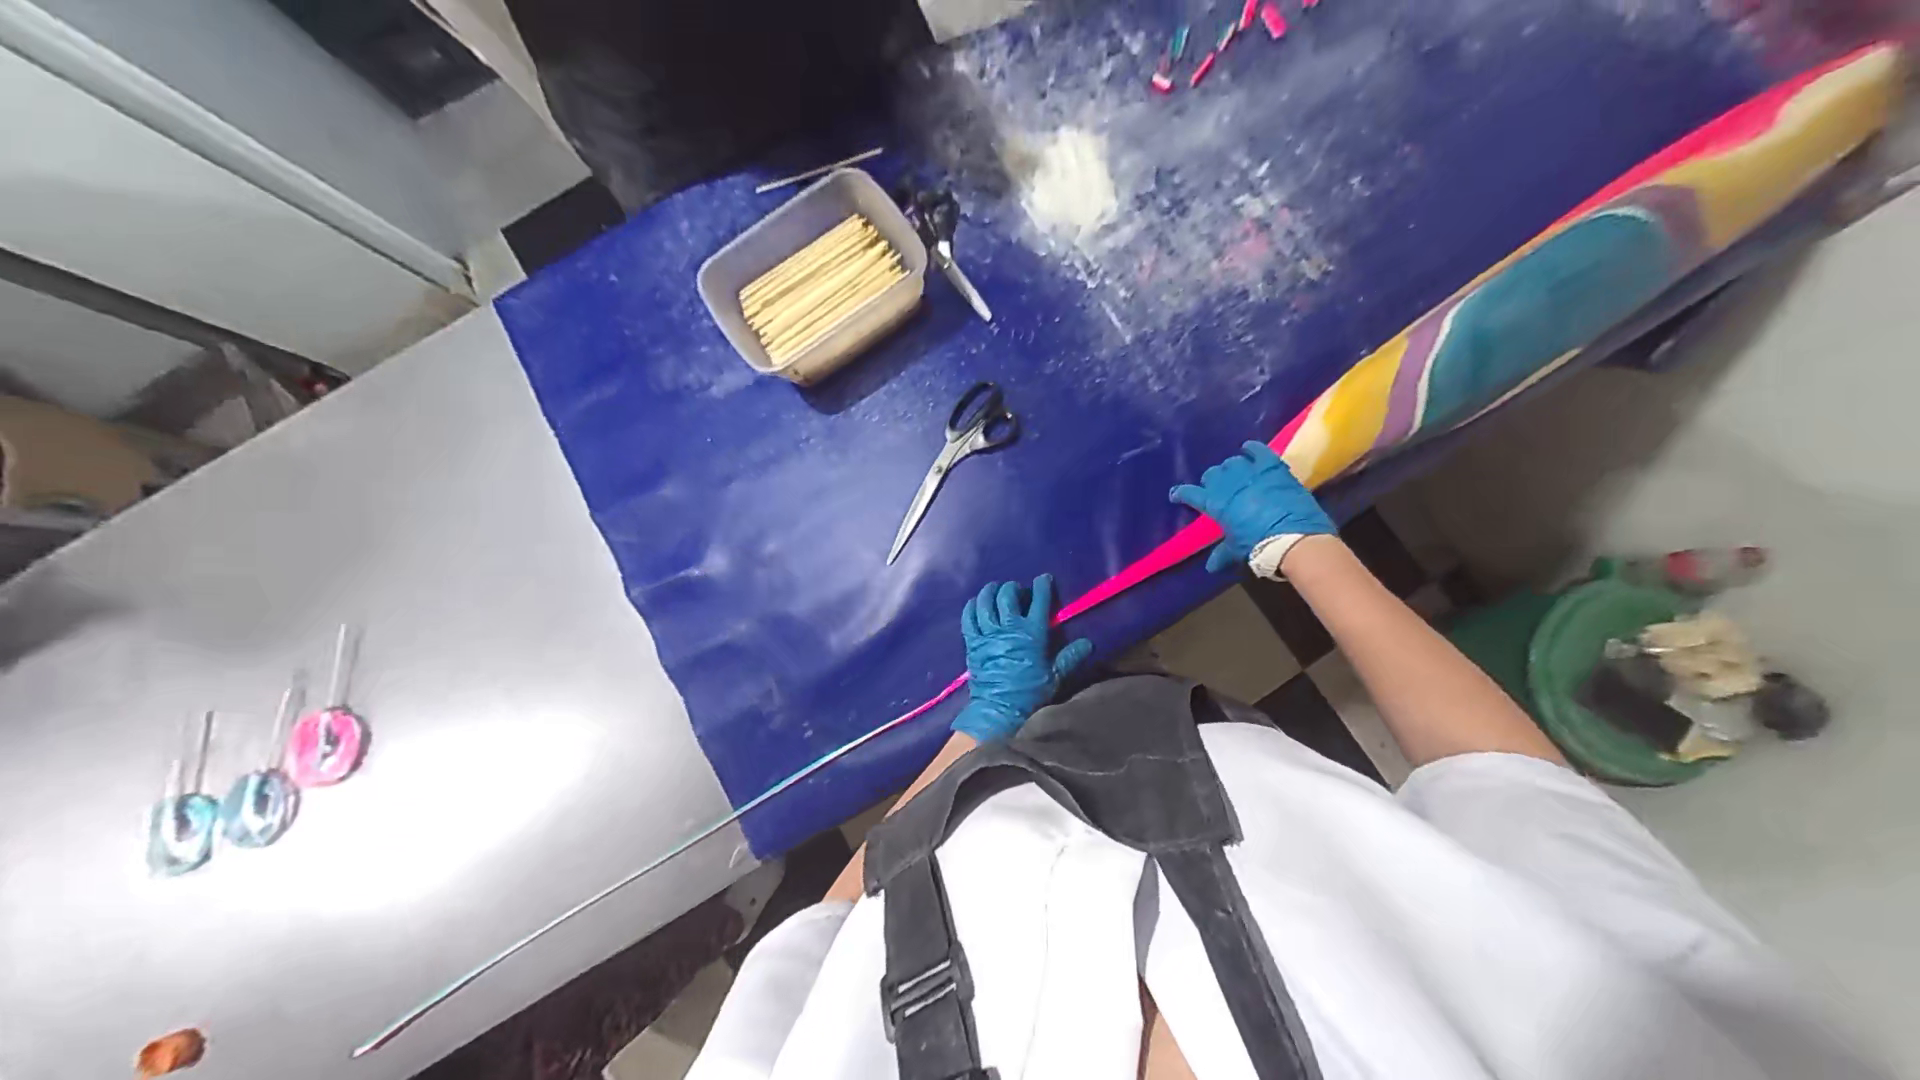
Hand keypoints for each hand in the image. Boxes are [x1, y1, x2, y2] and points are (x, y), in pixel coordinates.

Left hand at [953, 574, 1092, 741]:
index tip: (1043, 579)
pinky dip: (972, 606)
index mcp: (1032, 633)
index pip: (1039, 600)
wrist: (999, 710)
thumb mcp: (1055, 676)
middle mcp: (1009, 627)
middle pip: (1008, 595)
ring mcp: (988, 633)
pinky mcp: (972, 642)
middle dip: (1013, 588)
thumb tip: (1088, 643)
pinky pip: (968, 617)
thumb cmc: (1030, 693)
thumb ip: (1070, 657)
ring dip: (990, 591)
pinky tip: (975, 603)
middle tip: (1017, 590)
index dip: (1042, 586)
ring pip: (986, 601)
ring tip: (995, 589)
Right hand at [1169, 441, 1334, 573]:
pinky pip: (1258, 451)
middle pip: (1211, 474)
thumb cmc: (1258, 545)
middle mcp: (1227, 484)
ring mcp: (1249, 473)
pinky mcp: (1271, 467)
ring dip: (1231, 468)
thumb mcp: (1236, 549)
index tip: (1177, 495)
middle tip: (1217, 489)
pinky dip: (1252, 449)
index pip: (1190, 494)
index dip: (1182, 493)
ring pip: (1232, 462)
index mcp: (1214, 503)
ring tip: (1235, 473)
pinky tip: (1249, 449)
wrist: (1293, 537)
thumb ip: (1222, 554)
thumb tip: (1211, 566)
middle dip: (1212, 481)